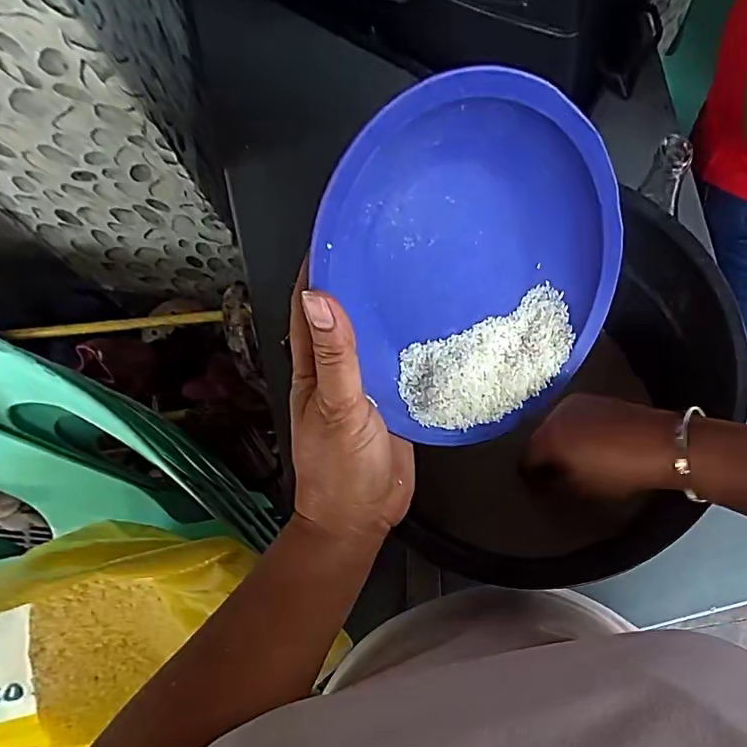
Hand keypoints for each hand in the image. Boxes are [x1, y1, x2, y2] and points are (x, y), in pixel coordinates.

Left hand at [288, 269, 412, 541]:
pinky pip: (402, 366)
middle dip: (360, 280)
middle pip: (346, 314)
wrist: (363, 517)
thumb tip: (321, 296)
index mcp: (313, 366)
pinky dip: (414, 345)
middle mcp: (338, 369)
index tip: (340, 229)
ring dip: (389, 310)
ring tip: (419, 274)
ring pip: (376, 338)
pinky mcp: (395, 403)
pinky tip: (436, 328)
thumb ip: (335, 356)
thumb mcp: (336, 409)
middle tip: (392, 242)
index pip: (309, 303)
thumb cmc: (339, 470)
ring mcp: (367, 387)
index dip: (319, 266)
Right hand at [523, 394, 678, 501]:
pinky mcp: (599, 399)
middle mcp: (557, 414)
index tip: (535, 487)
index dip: (529, 476)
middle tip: (551, 474)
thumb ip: (556, 483)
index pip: (526, 459)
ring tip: (571, 459)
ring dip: (561, 441)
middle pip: (540, 438)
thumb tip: (545, 480)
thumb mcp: (583, 487)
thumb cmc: (619, 471)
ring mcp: (579, 403)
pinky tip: (589, 444)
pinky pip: (577, 418)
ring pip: (558, 425)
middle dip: (544, 455)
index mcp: (548, 437)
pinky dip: (577, 431)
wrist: (662, 444)